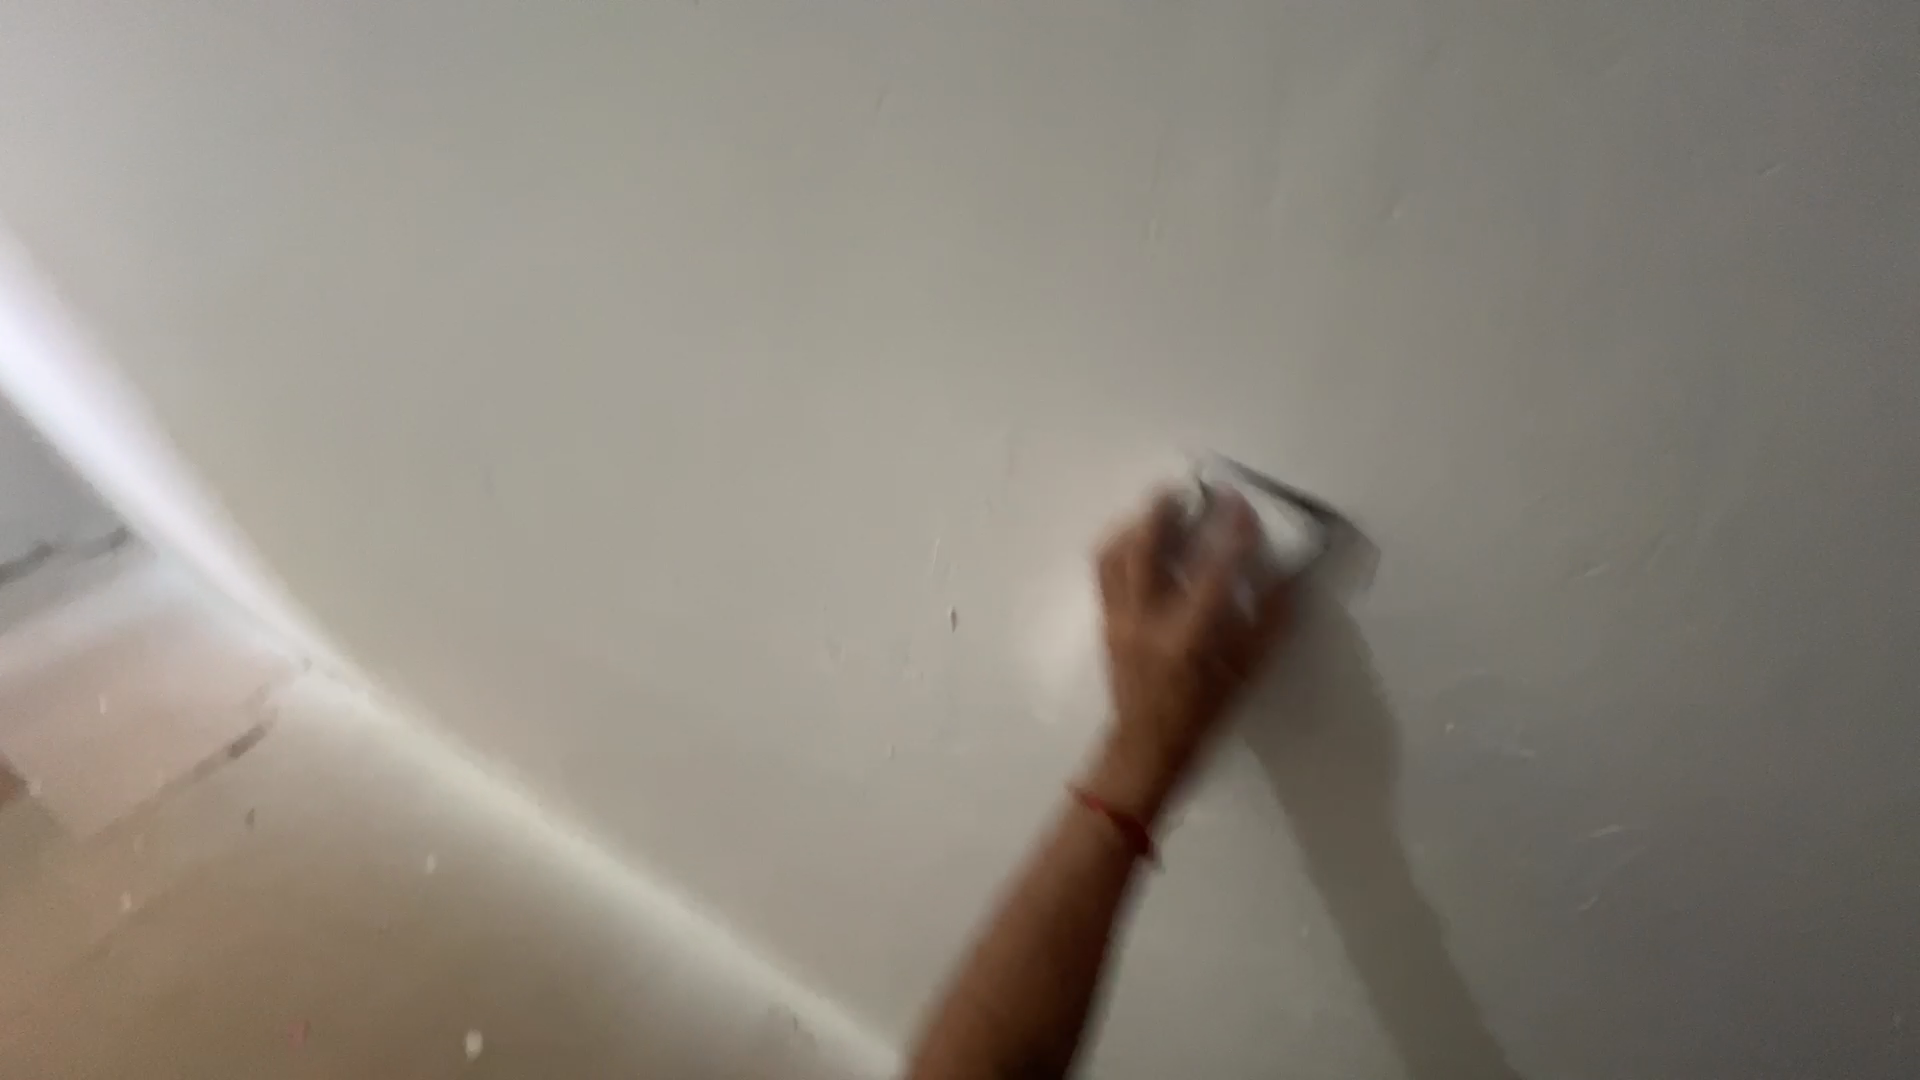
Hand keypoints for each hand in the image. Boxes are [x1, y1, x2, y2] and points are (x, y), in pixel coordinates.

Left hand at [1085, 488, 1293, 822]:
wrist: (1145, 743)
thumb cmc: (1204, 710)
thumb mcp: (1247, 671)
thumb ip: (1269, 619)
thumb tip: (1288, 571)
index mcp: (1187, 638)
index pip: (1210, 571)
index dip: (1228, 533)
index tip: (1239, 503)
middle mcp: (1144, 622)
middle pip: (1144, 551)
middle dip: (1163, 512)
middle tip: (1185, 487)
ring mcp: (1117, 618)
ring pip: (1114, 554)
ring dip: (1137, 522)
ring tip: (1160, 504)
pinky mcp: (1103, 618)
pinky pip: (1102, 568)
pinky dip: (1119, 542)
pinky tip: (1136, 533)